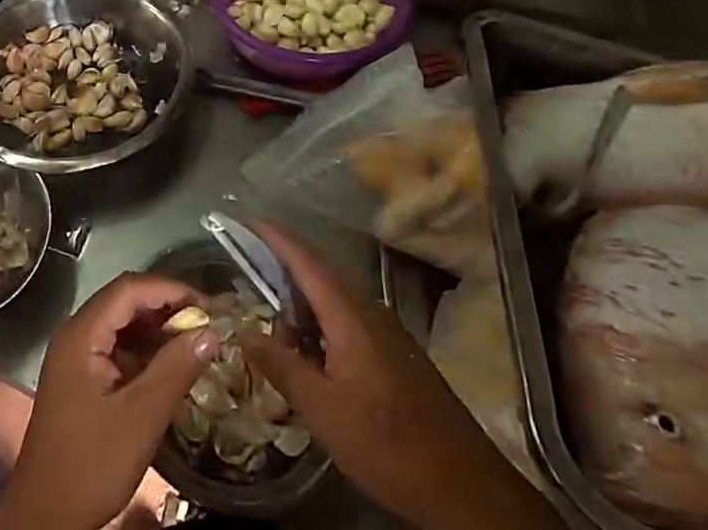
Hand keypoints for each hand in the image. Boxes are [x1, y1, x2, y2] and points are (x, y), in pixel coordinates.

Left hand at [0, 274, 221, 529]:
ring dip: (159, 328)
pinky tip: (172, 365)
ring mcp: (77, 356)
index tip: (207, 307)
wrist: (46, 518)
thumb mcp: (141, 416)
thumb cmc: (91, 464)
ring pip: (123, 324)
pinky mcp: (83, 378)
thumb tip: (212, 331)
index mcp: (82, 335)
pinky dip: (147, 349)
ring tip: (196, 342)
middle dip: (167, 307)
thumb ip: (176, 368)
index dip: (170, 289)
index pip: (129, 289)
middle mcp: (76, 335)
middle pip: (125, 301)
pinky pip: (119, 347)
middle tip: (207, 324)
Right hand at [240, 222, 561, 529]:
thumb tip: (243, 332)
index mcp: (351, 317)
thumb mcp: (323, 410)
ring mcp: (387, 334)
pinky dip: (321, 335)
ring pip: (333, 308)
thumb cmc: (388, 445)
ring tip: (279, 351)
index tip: (249, 221)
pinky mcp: (395, 355)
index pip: (308, 262)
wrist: (464, 486)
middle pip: (319, 281)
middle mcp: (370, 313)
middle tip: (253, 308)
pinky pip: (348, 327)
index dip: (277, 237)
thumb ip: (281, 366)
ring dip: (302, 318)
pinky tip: (312, 368)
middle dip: (283, 286)